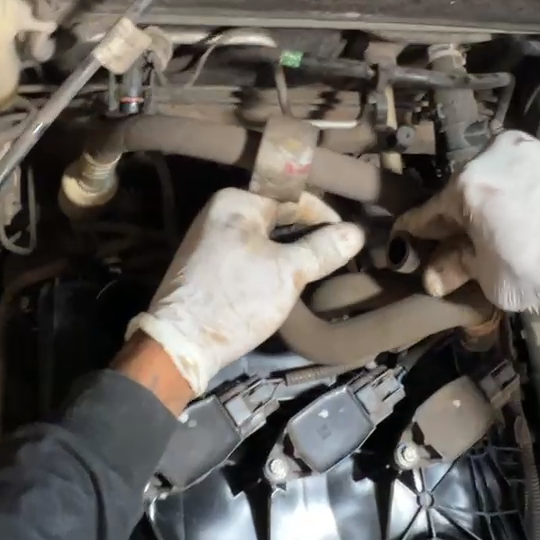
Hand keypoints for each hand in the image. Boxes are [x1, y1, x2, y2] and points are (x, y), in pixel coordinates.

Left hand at [128, 188, 365, 393]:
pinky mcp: (210, 261)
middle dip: (310, 234)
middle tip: (340, 253)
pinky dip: (275, 259)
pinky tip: (294, 276)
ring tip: (323, 266)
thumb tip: (357, 232)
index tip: (349, 237)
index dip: (326, 215)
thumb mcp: (288, 273)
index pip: (294, 196)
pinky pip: (252, 250)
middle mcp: (221, 210)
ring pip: (267, 235)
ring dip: (294, 249)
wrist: (182, 342)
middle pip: (279, 215)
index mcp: (236, 200)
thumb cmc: (236, 299)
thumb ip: (323, 249)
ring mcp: (213, 236)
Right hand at [395, 131, 539, 329]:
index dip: (413, 238)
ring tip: (499, 244)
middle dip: (456, 226)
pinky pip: (525, 180)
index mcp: (466, 184)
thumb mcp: (494, 280)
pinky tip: (530, 227)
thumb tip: (435, 273)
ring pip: (494, 185)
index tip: (404, 252)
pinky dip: (518, 202)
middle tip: (458, 256)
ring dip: (489, 212)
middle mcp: (493, 154)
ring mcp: (532, 150)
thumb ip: (456, 269)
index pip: (425, 215)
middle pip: (460, 196)